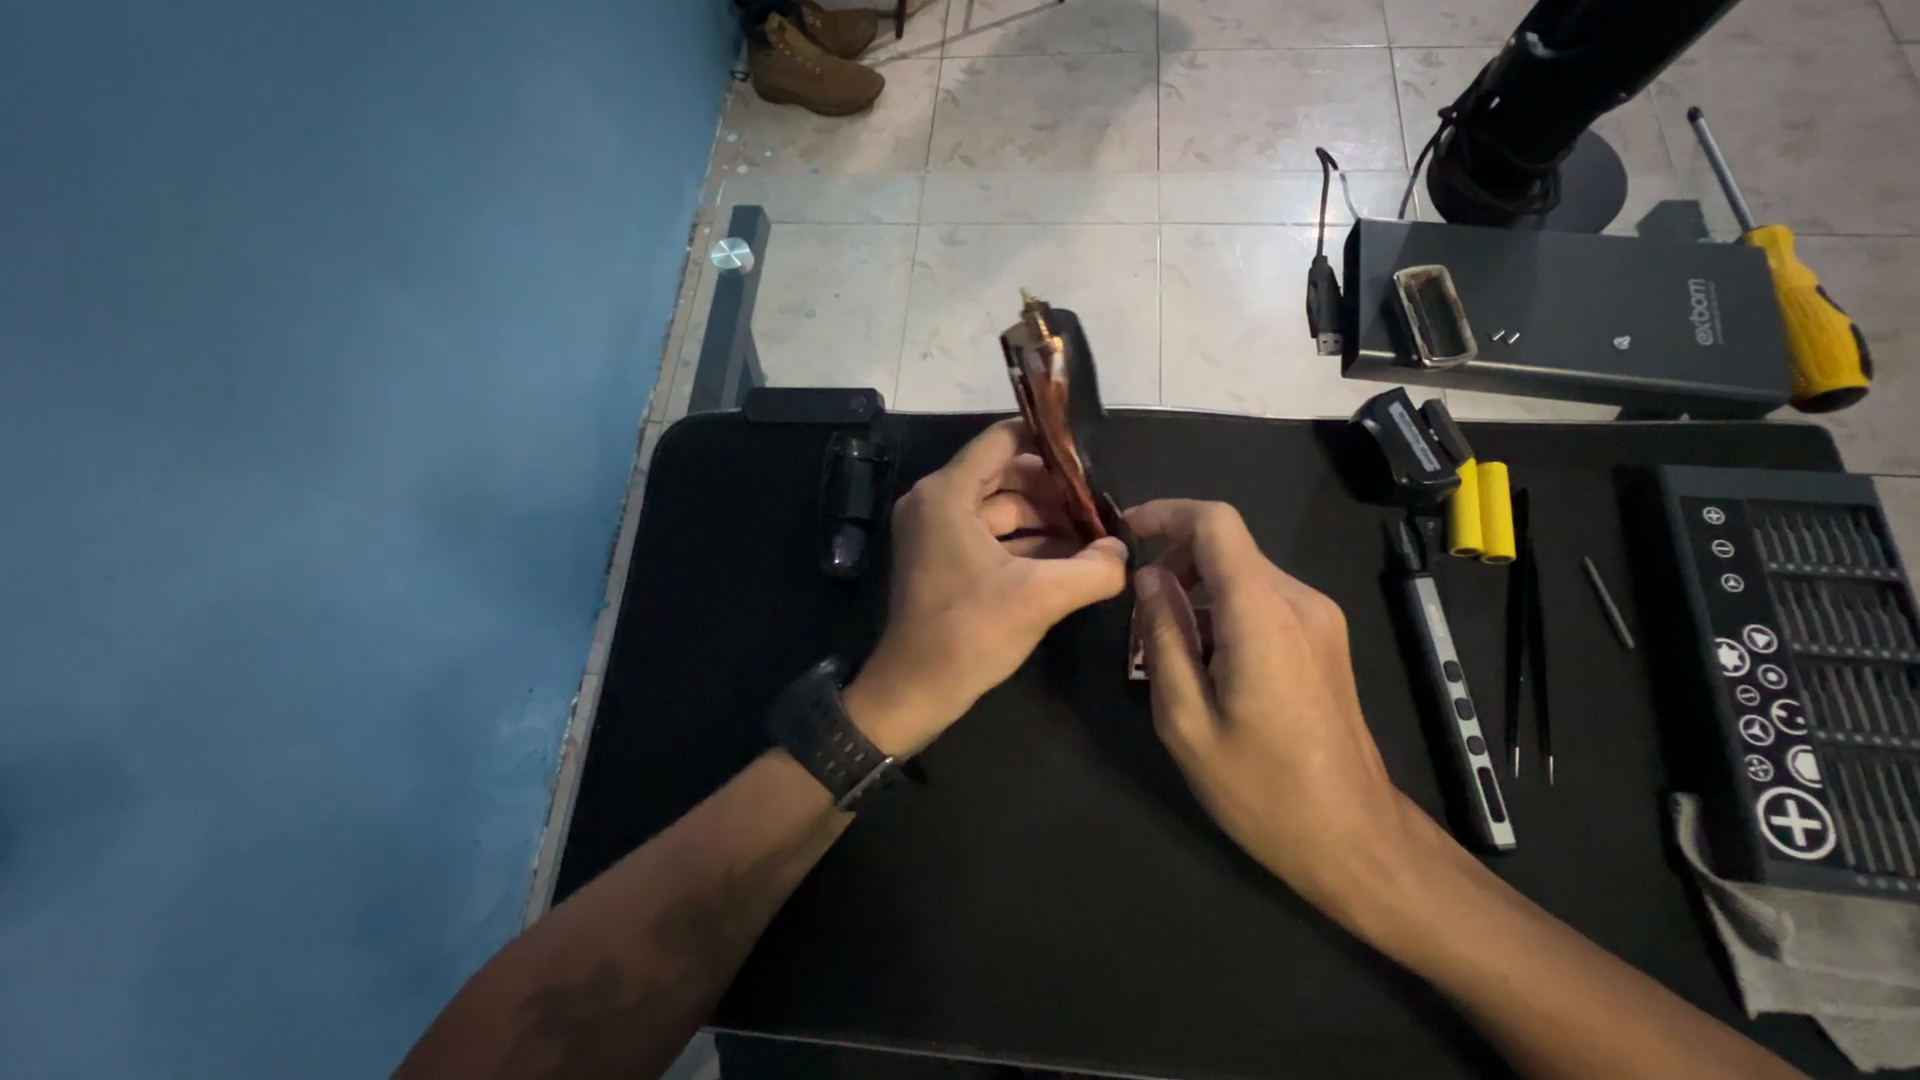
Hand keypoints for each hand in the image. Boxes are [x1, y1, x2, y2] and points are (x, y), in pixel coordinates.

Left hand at [846, 421, 1128, 757]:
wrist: (915, 690)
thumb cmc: (970, 633)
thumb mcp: (1041, 596)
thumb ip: (1094, 568)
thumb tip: (1122, 553)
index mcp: (947, 493)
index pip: (1003, 439)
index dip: (1049, 440)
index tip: (1091, 455)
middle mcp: (936, 502)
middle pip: (1006, 475)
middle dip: (1056, 490)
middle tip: (1102, 506)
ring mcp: (937, 532)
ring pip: (1002, 509)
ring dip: (1047, 521)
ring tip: (1094, 538)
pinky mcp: (943, 561)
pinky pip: (992, 537)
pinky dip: (1028, 544)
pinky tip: (1070, 562)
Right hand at [1126, 499, 1433, 923]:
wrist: (1353, 837)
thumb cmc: (1261, 788)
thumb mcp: (1186, 720)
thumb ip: (1163, 636)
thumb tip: (1149, 578)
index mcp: (1263, 614)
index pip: (1216, 523)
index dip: (1166, 513)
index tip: (1125, 531)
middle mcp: (1300, 601)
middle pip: (1227, 547)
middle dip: (1173, 564)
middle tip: (1137, 620)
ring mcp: (1320, 619)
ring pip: (1244, 574)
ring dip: (1196, 593)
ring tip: (1165, 651)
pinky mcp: (1325, 640)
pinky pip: (1264, 601)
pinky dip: (1223, 611)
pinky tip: (1204, 664)